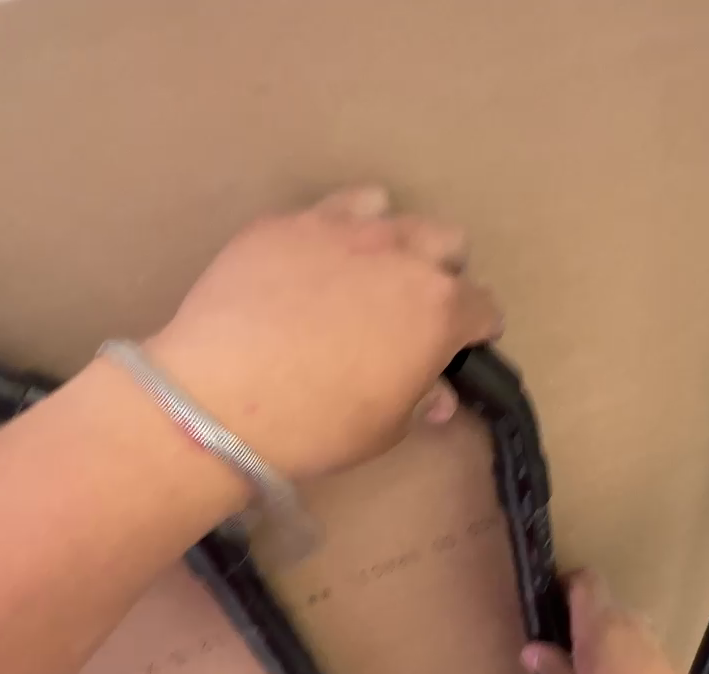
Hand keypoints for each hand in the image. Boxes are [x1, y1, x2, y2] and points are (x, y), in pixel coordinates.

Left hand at [140, 186, 500, 478]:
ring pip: (390, 211)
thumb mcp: (387, 427)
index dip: (479, 330)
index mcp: (439, 309)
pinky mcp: (286, 223)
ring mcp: (342, 230)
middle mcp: (402, 254)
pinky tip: (309, 268)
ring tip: (364, 276)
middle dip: (444, 273)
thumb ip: (421, 398)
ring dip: (392, 241)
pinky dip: (334, 235)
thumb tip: (437, 393)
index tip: (464, 347)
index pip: (485, 307)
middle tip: (413, 312)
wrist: (223, 399)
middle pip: (448, 242)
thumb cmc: (322, 425)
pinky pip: (329, 211)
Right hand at [520, 570, 708, 673]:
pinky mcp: (667, 659)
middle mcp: (628, 622)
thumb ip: (551, 670)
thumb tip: (530, 648)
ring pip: (617, 627)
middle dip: (577, 623)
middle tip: (557, 654)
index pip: (585, 580)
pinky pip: (634, 645)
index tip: (548, 606)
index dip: (564, 584)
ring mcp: (652, 639)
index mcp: (600, 624)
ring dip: (599, 643)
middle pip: (600, 605)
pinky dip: (618, 657)